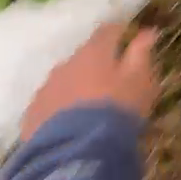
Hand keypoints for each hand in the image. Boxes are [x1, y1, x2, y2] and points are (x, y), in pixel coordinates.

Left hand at [21, 23, 157, 141]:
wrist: (77, 148)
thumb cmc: (118, 107)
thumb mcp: (140, 79)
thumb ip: (142, 53)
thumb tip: (147, 31)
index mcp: (94, 53)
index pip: (107, 31)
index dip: (119, 31)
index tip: (128, 35)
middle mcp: (66, 64)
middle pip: (84, 56)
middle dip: (97, 62)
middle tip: (113, 77)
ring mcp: (46, 88)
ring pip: (65, 78)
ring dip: (78, 84)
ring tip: (92, 102)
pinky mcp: (33, 112)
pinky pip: (51, 101)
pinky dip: (63, 105)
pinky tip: (73, 120)